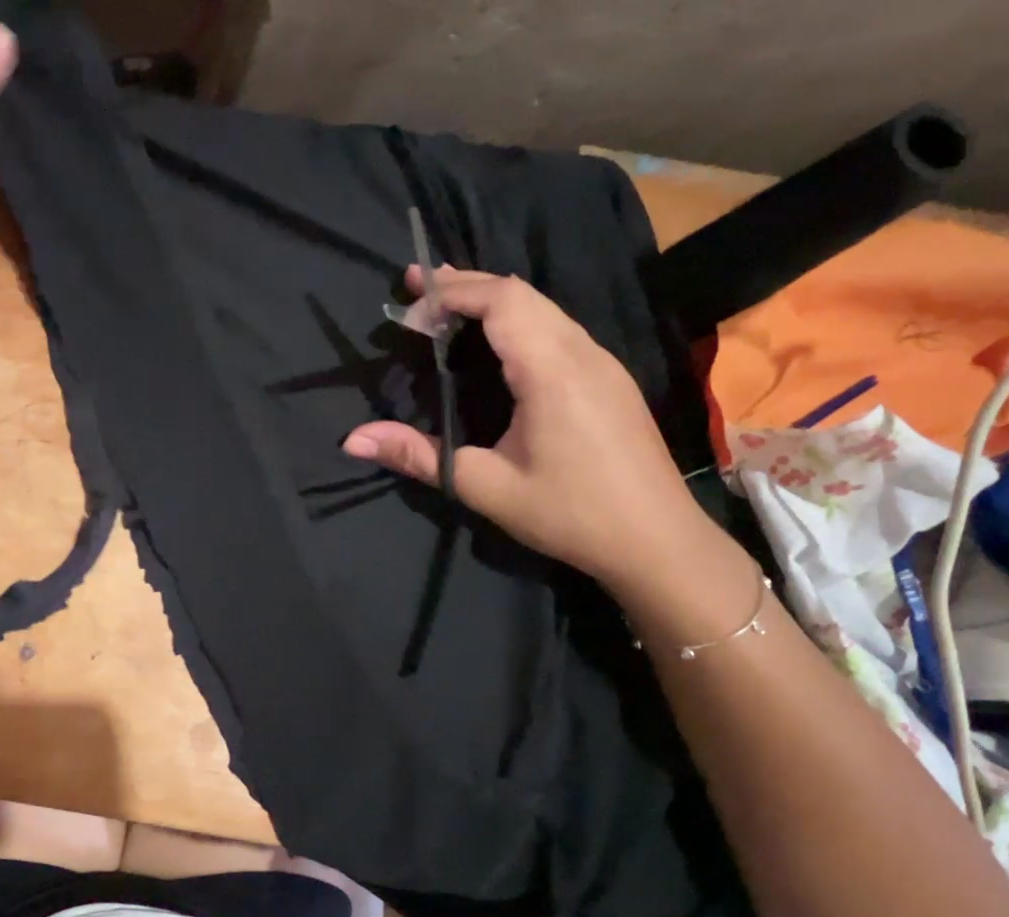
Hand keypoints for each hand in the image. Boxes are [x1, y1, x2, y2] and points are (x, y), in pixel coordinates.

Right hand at [342, 266, 713, 589]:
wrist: (656, 540)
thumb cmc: (569, 513)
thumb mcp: (484, 487)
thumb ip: (418, 455)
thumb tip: (352, 440)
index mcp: (552, 372)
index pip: (502, 302)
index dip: (452, 294)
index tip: (407, 307)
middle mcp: (582, 353)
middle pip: (522, 293)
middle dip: (466, 283)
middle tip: (415, 285)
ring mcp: (602, 363)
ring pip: (543, 307)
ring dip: (493, 298)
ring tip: (446, 304)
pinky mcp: (609, 379)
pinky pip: (557, 327)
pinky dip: (517, 318)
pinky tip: (495, 337)